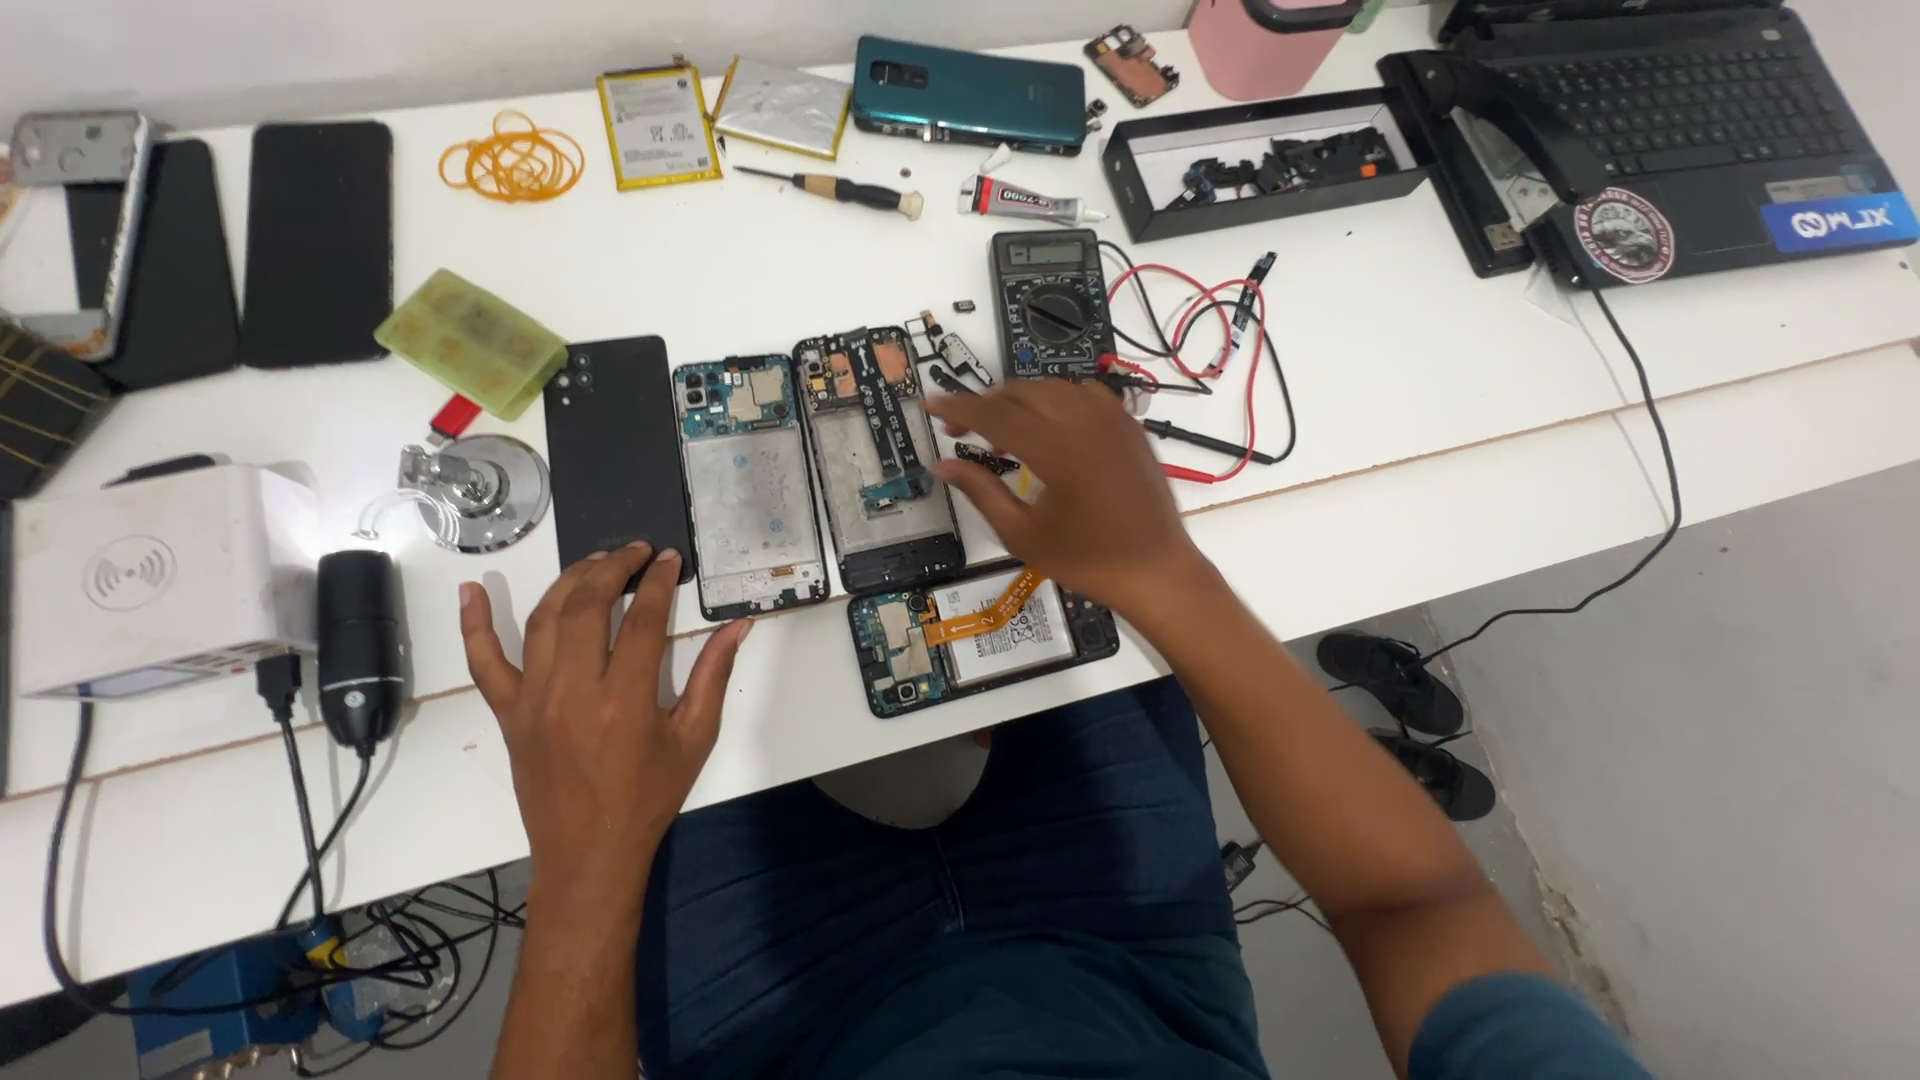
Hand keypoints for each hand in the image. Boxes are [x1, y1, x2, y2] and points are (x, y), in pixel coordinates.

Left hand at [459, 544, 750, 929]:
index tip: (669, 560)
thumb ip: (714, 675)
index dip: (659, 583)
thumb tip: (738, 626)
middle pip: (587, 607)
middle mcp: (573, 691)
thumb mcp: (694, 736)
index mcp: (625, 700)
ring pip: (542, 621)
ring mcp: (532, 700)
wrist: (589, 851)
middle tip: (636, 551)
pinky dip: (473, 625)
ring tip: (595, 561)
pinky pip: (484, 663)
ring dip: (568, 582)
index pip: (642, 619)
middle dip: (613, 568)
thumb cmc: (650, 795)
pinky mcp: (508, 713)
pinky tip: (472, 591)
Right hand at [926, 379, 1215, 624]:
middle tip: (960, 430)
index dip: (957, 408)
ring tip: (1002, 435)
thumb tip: (941, 464)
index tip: (930, 406)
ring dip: (1018, 401)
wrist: (1154, 569)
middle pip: (1020, 393)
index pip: (995, 415)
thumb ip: (980, 492)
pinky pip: (1084, 393)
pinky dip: (1055, 400)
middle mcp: (1085, 422)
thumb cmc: (1086, 561)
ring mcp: (1112, 418)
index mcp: (1056, 450)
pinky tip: (1047, 427)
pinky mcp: (1129, 424)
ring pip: (1051, 387)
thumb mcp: (1022, 534)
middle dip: (984, 405)